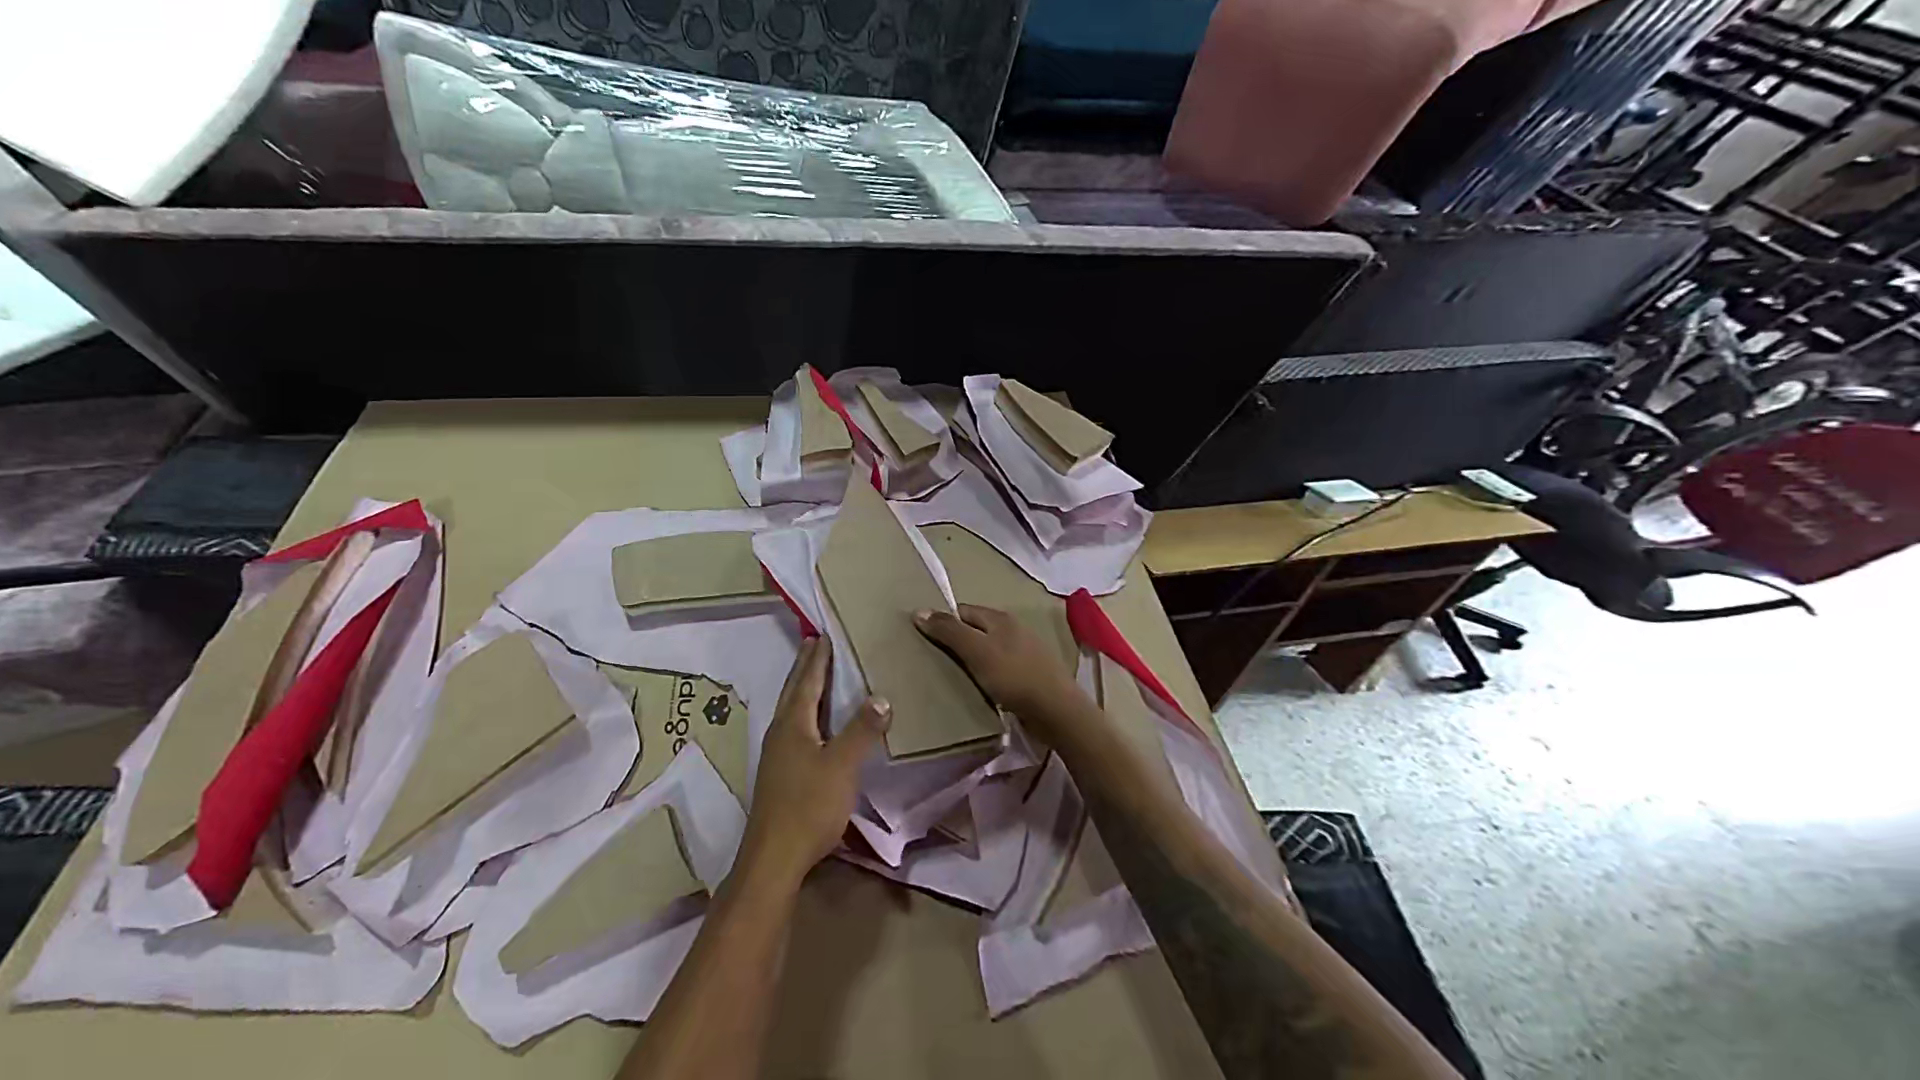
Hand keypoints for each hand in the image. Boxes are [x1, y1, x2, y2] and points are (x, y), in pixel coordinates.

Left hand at [739, 637, 889, 889]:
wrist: (774, 857)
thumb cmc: (809, 806)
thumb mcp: (842, 766)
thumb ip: (861, 731)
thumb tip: (881, 697)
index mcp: (793, 724)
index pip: (807, 681)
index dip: (817, 659)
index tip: (824, 634)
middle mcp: (780, 733)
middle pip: (794, 691)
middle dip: (805, 666)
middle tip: (814, 643)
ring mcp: (777, 754)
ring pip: (791, 710)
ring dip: (803, 688)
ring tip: (816, 674)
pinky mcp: (780, 772)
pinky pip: (794, 728)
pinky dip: (805, 712)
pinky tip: (814, 723)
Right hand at [914, 604, 1085, 724]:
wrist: (1056, 710)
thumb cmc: (1013, 676)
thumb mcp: (976, 651)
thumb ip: (949, 631)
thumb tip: (919, 611)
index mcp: (1001, 618)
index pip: (963, 611)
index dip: (944, 622)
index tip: (925, 640)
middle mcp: (1014, 629)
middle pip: (976, 629)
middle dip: (957, 641)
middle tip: (935, 661)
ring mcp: (1025, 651)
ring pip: (988, 650)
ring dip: (972, 660)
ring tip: (954, 677)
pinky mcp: (1030, 674)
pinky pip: (1000, 668)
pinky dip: (987, 675)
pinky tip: (981, 689)